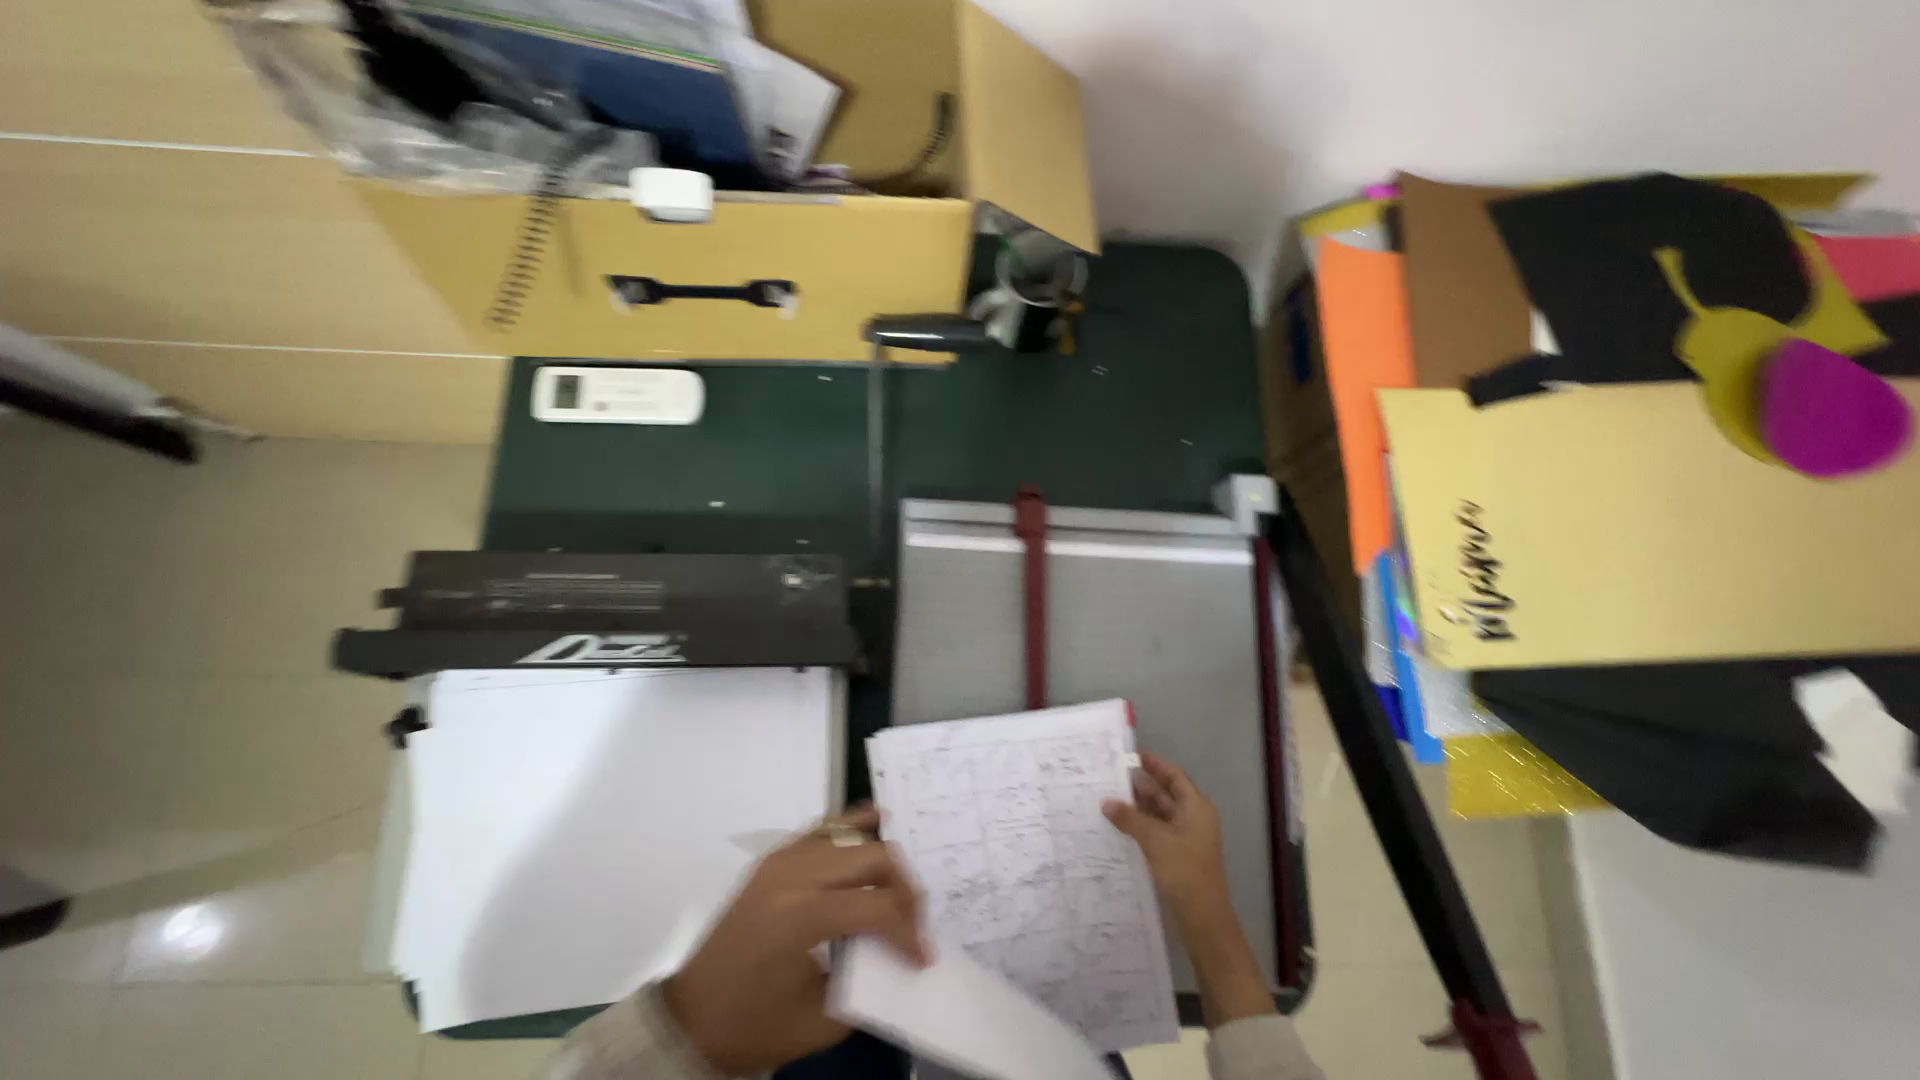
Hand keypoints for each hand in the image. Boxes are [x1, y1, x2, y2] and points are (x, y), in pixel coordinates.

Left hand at [664, 806, 929, 1076]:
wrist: (692, 1019)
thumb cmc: (754, 1025)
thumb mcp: (821, 1021)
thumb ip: (867, 985)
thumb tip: (898, 959)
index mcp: (803, 916)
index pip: (878, 907)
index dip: (909, 933)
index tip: (922, 960)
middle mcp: (794, 875)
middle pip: (873, 858)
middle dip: (904, 891)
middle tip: (912, 925)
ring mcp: (781, 861)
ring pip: (851, 834)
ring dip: (882, 859)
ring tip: (895, 892)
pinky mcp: (773, 861)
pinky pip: (822, 829)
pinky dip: (852, 825)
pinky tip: (876, 822)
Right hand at [1101, 750, 1229, 913]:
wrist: (1203, 916)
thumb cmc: (1185, 870)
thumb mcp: (1155, 840)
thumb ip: (1130, 819)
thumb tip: (1106, 802)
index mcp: (1196, 808)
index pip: (1175, 777)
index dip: (1155, 765)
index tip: (1133, 755)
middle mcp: (1194, 818)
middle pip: (1167, 794)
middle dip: (1142, 785)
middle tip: (1113, 777)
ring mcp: (1187, 837)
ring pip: (1161, 813)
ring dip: (1139, 806)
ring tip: (1111, 797)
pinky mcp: (1178, 854)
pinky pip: (1158, 830)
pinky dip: (1142, 824)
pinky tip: (1121, 825)